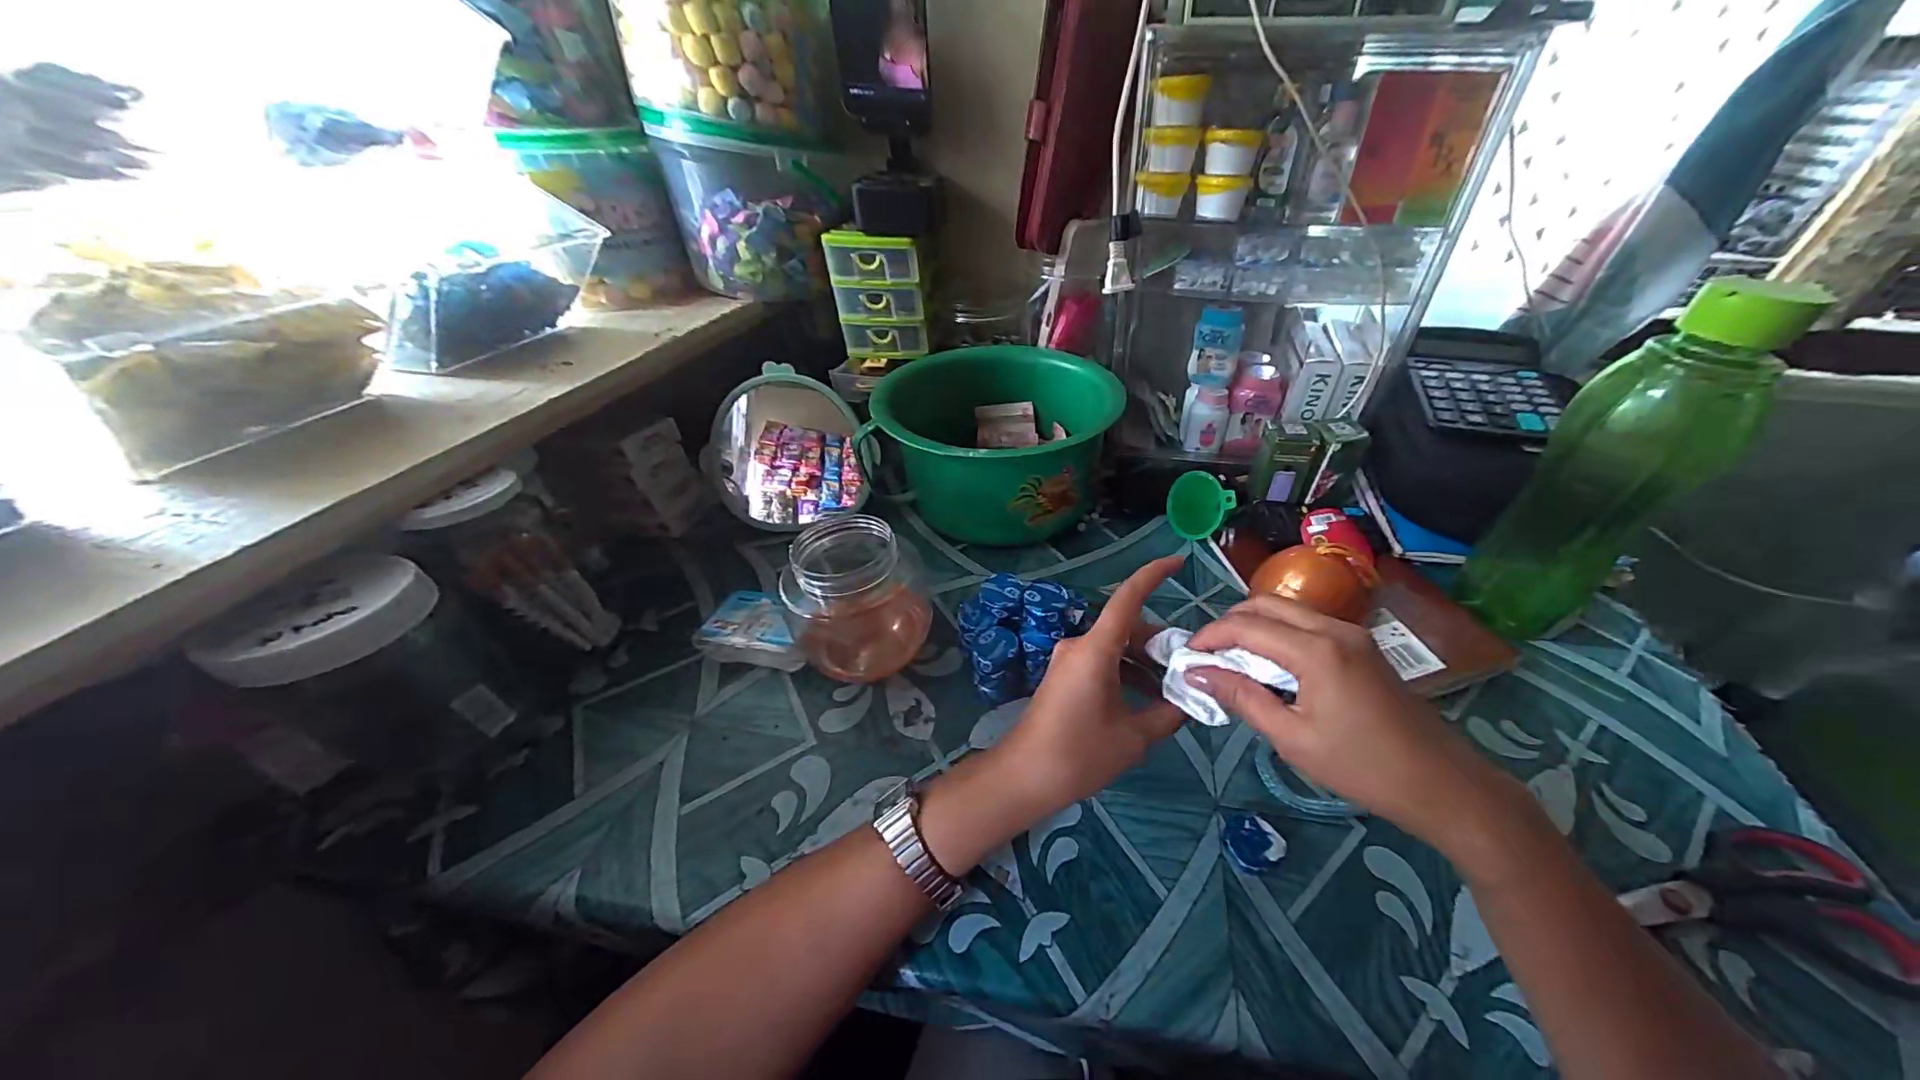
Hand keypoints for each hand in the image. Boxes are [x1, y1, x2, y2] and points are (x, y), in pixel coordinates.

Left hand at [918, 556, 1186, 872]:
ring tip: (1174, 691)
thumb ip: (1168, 713)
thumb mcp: (1134, 737)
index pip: (1127, 598)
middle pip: (1128, 628)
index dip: (1153, 575)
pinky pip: (1102, 662)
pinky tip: (1147, 700)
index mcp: (1096, 649)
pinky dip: (1126, 673)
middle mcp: (1079, 645)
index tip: (1177, 562)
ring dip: (1144, 662)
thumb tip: (1191, 699)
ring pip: (1116, 647)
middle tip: (1190, 670)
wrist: (1023, 777)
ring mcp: (1068, 660)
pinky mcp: (1063, 677)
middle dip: (1160, 643)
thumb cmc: (1079, 754)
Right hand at [1183, 595, 1527, 855]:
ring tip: (1233, 663)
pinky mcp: (1362, 647)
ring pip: (1287, 611)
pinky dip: (1278, 636)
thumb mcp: (1292, 738)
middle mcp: (1334, 629)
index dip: (1209, 637)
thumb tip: (1197, 674)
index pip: (1246, 626)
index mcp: (1316, 650)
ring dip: (1254, 628)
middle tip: (1207, 656)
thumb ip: (1242, 698)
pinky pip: (1308, 625)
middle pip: (1265, 604)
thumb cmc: (1363, 767)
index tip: (1186, 657)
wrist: (1444, 785)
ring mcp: (1353, 635)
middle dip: (1228, 623)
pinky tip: (1270, 668)